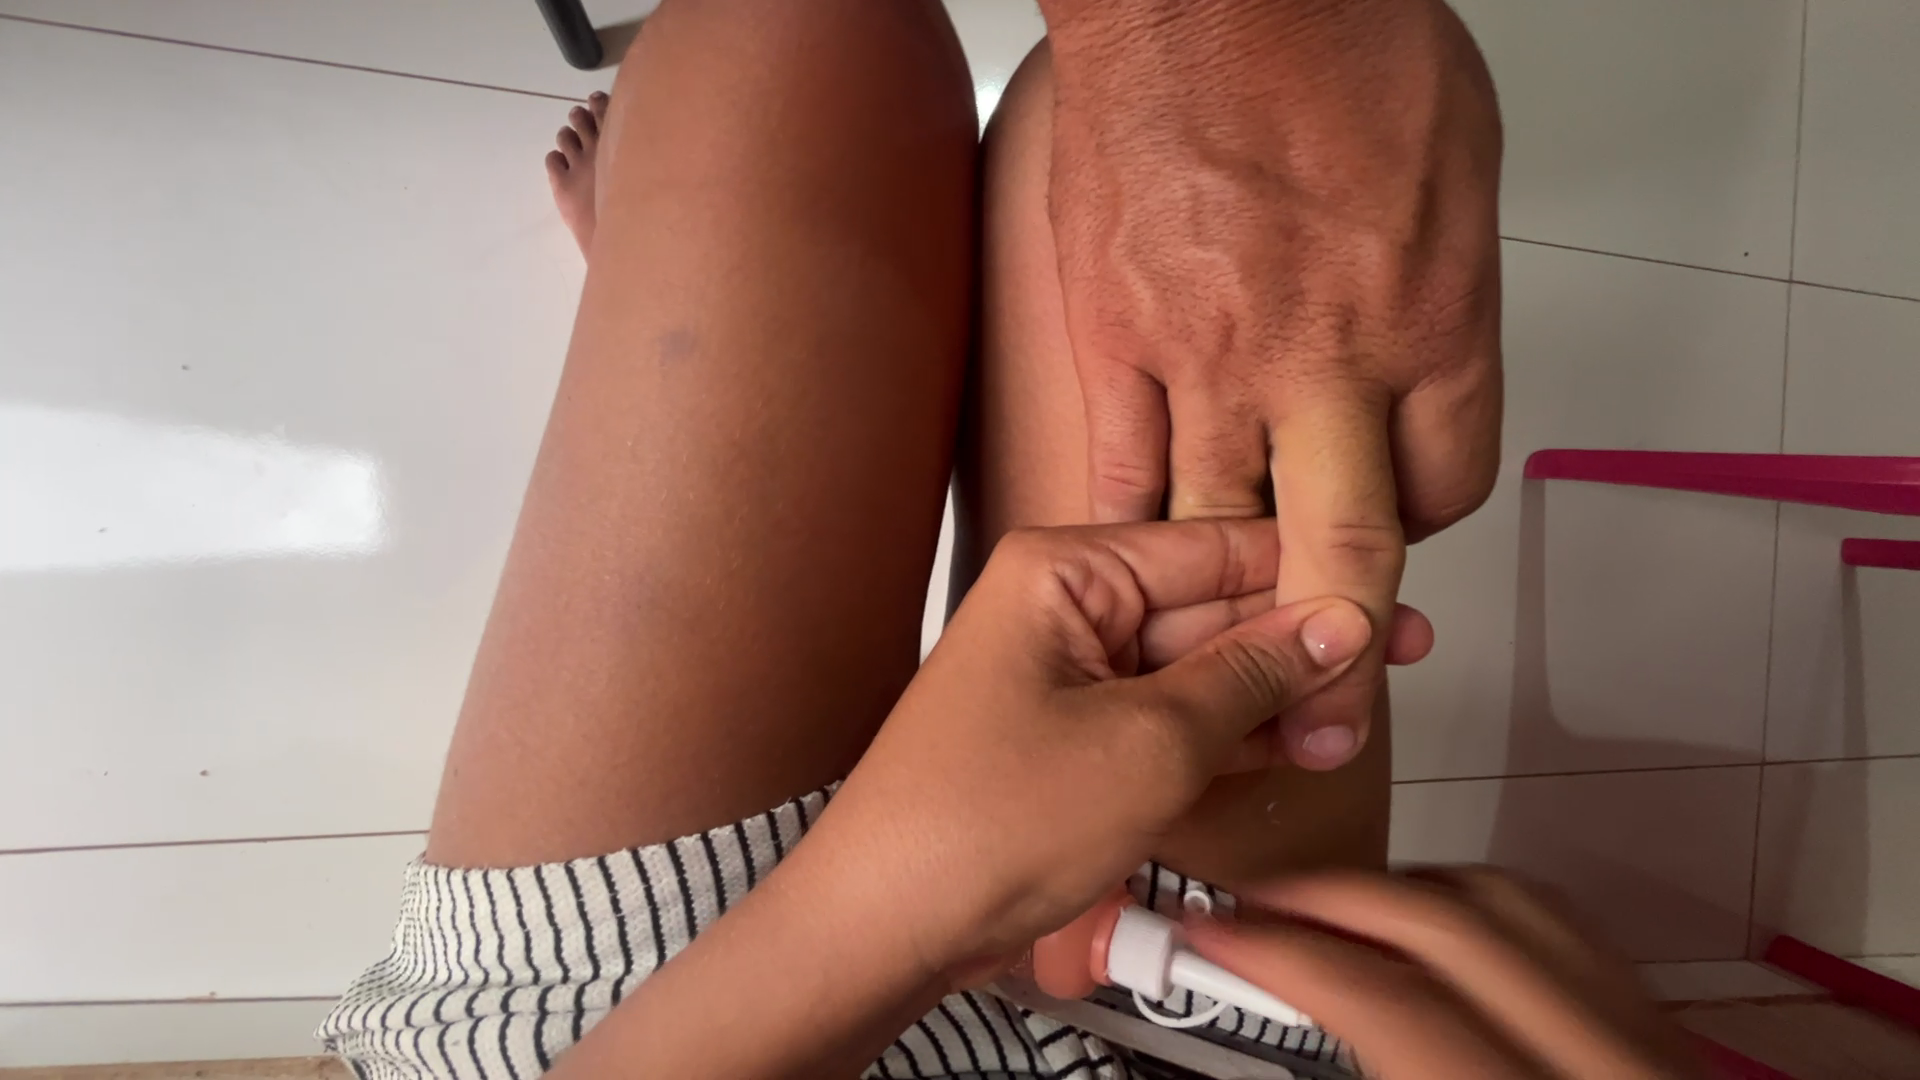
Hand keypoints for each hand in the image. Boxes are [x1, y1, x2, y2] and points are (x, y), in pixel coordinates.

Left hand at [806, 518, 1413, 978]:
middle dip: (1293, 647)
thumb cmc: (980, 821)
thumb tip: (1329, 627)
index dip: (1305, 574)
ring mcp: (1072, 671)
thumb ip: (1247, 676)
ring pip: (1195, 667)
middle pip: (1207, 608)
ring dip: (1268, 697)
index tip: (1386, 602)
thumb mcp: (1147, 741)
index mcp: (1064, 570)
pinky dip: (1226, 733)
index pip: (1211, 547)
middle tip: (1387, 671)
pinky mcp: (1077, 729)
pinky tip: (1292, 743)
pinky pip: (1167, 714)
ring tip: (1347, 722)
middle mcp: (1065, 607)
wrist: (893, 917)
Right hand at [1040, 0, 1503, 767]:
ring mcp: (1204, 361)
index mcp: (1425, 316)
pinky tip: (1121, 582)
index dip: (1420, 534)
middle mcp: (1319, 360)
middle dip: (1337, 653)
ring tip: (1212, 675)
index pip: (1441, 489)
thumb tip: (1401, 382)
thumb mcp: (1455, 167)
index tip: (1391, 537)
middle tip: (1329, 727)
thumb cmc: (1329, 56)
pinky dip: (1128, 538)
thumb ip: (1441, 301)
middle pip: (1340, 551)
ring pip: (1216, 531)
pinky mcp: (1112, 347)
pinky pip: (1120, 476)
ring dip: (1219, 612)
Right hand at [1187, 869, 1702, 1078]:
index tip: (1206, 929)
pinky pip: (1565, 931)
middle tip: (1245, 907)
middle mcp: (1623, 1079)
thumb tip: (1261, 1007)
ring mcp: (1665, 1060)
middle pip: (1451, 923)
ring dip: (1394, 890)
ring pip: (1513, 904)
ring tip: (1325, 914)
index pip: (1393, 1002)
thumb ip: (1359, 1074)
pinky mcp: (1677, 1051)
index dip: (1280, 951)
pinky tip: (1427, 933)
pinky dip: (1474, 906)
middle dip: (1322, 895)